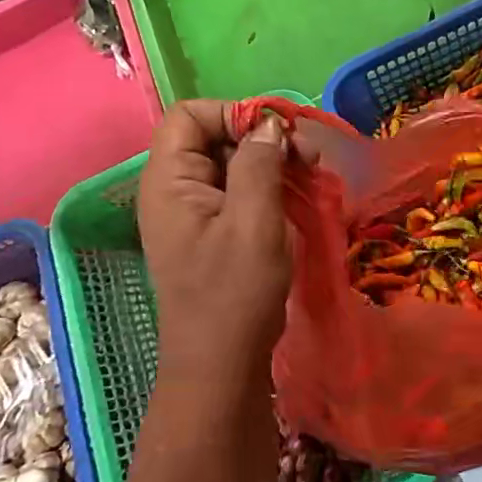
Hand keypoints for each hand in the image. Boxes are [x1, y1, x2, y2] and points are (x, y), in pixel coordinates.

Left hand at [137, 101, 292, 373]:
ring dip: (273, 165)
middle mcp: (174, 191)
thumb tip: (269, 124)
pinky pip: (239, 195)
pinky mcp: (212, 234)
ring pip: (232, 166)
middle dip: (262, 140)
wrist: (221, 367)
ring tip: (312, 177)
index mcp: (169, 181)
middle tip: (309, 158)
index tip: (278, 136)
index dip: (234, 114)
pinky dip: (269, 190)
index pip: (190, 116)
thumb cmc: (234, 294)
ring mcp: (193, 214)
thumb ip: (259, 163)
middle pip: (214, 138)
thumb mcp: (254, 222)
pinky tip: (299, 200)